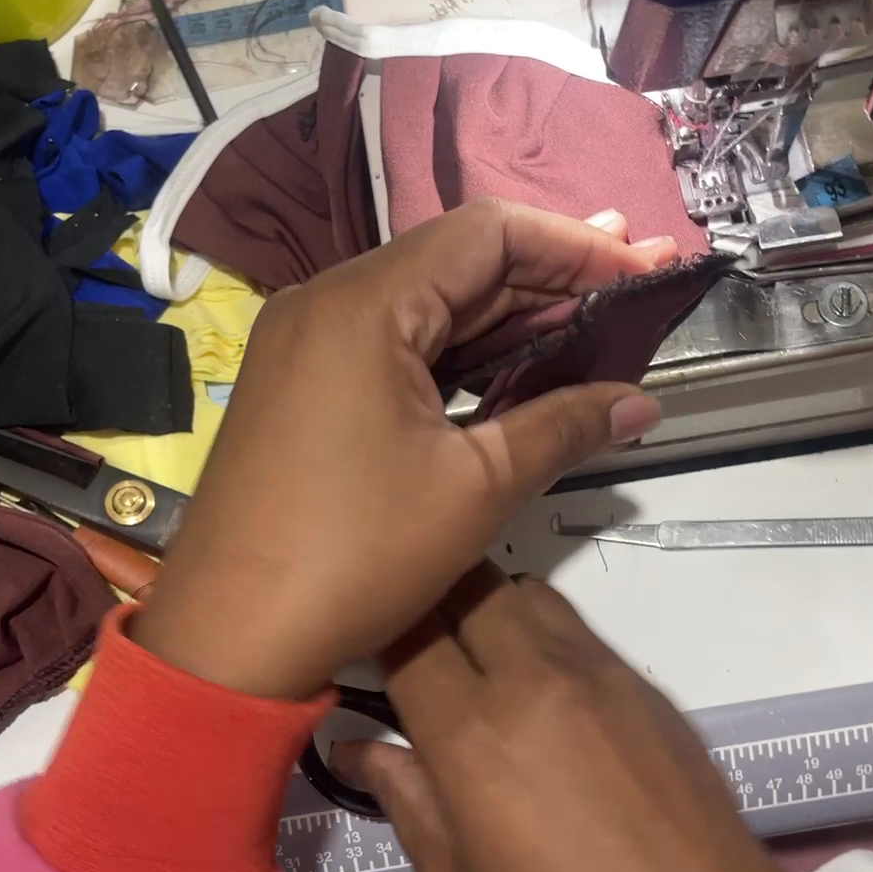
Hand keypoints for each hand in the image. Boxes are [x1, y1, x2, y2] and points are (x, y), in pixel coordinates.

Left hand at [133, 200, 674, 697]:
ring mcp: (307, 341)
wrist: (231, 638)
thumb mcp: (476, 488)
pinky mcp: (303, 382)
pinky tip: (511, 366)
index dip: (573, 245)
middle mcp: (327, 301)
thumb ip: (565, 427)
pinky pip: (394, 343)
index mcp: (365, 305)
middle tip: (630, 290)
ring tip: (587, 322)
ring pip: (426, 305)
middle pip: (456, 263)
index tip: (639, 267)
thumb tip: (641, 404)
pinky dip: (457, 352)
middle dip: (549, 277)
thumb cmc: (355, 558)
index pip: (487, 234)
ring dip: (506, 317)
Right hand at [334, 564, 824, 871]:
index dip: (380, 628)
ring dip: (487, 604)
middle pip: (465, 585)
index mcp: (471, 732)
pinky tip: (543, 679)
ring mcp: (592, 666)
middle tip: (421, 635)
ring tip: (479, 650)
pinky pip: (572, 621)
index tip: (369, 640)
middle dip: (432, 597)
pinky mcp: (637, 674)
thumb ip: (402, 798)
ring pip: (521, 588)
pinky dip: (539, 628)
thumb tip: (351, 748)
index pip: (408, 634)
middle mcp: (530, 676)